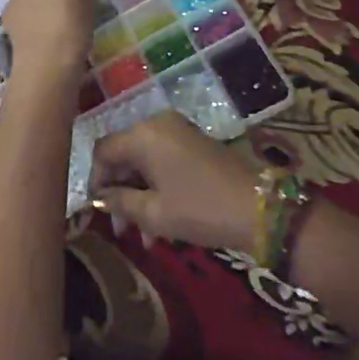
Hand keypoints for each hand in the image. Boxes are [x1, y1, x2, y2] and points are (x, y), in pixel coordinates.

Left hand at [1, 0, 92, 86]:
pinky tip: (31, 32)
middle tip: (59, 11)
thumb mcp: (91, 13)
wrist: (45, 59)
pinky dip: (24, 15)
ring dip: (36, 1)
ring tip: (44, 23)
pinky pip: (19, 8)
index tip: (77, 3)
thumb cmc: (75, 34)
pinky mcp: (6, 9)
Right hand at [91, 111, 269, 250]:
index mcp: (142, 135)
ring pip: (144, 161)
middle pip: (123, 155)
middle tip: (121, 228)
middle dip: (119, 192)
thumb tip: (100, 199)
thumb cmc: (200, 209)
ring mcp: (178, 131)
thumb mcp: (154, 213)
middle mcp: (157, 124)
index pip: (103, 151)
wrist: (262, 210)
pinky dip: (157, 185)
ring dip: (139, 194)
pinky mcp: (194, 142)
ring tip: (143, 234)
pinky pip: (163, 160)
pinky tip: (161, 219)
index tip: (100, 209)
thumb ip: (119, 202)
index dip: (96, 181)